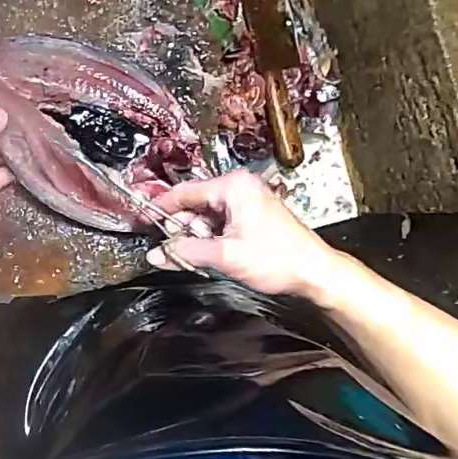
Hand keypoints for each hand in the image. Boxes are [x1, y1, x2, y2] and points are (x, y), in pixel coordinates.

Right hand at [148, 171, 349, 297]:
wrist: (313, 271)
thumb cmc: (279, 258)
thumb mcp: (224, 256)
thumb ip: (186, 252)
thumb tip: (159, 254)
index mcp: (233, 187)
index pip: (184, 192)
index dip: (160, 208)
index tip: (144, 220)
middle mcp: (240, 187)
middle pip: (194, 204)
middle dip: (183, 229)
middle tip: (174, 251)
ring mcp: (247, 200)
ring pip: (207, 215)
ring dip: (198, 237)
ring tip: (200, 257)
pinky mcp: (252, 214)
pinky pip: (221, 222)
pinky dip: (212, 238)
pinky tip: (213, 255)